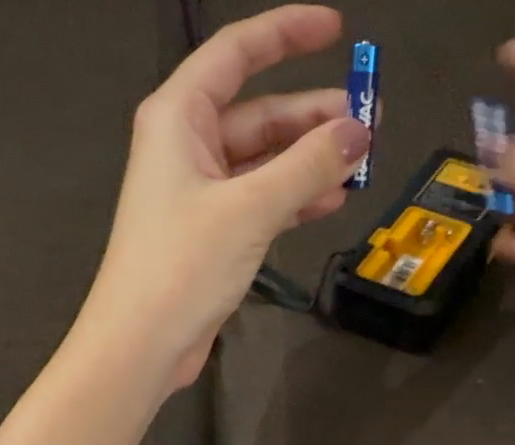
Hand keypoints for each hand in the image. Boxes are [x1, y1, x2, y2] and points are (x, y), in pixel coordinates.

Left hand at [78, 4, 370, 390]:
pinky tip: (333, 200)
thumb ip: (308, 166)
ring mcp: (200, 192)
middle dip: (314, 114)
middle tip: (372, 121)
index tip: (338, 29)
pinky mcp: (213, 232)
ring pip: (265, 159)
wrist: (142, 344)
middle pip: (260, 111)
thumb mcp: (250, 208)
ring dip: (311, 160)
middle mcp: (187, 145)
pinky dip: (296, 197)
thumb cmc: (182, 265)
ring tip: (363, 162)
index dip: (286, 34)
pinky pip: (262, 199)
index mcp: (179, 117)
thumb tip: (360, 133)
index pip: (236, 53)